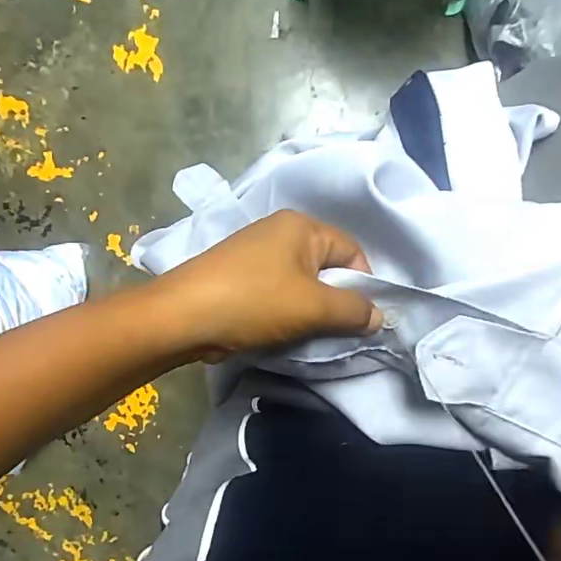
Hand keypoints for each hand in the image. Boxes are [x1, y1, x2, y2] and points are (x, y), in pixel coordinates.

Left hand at [145, 211, 383, 362]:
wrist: (182, 316)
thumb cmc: (254, 302)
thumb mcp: (313, 308)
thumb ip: (353, 311)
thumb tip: (378, 316)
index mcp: (301, 226)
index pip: (351, 252)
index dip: (362, 285)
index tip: (360, 319)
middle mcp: (277, 231)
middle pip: (324, 267)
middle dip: (333, 300)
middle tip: (333, 331)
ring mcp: (252, 253)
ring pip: (298, 283)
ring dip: (306, 311)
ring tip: (302, 335)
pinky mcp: (235, 276)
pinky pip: (273, 293)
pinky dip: (281, 312)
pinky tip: (276, 332)